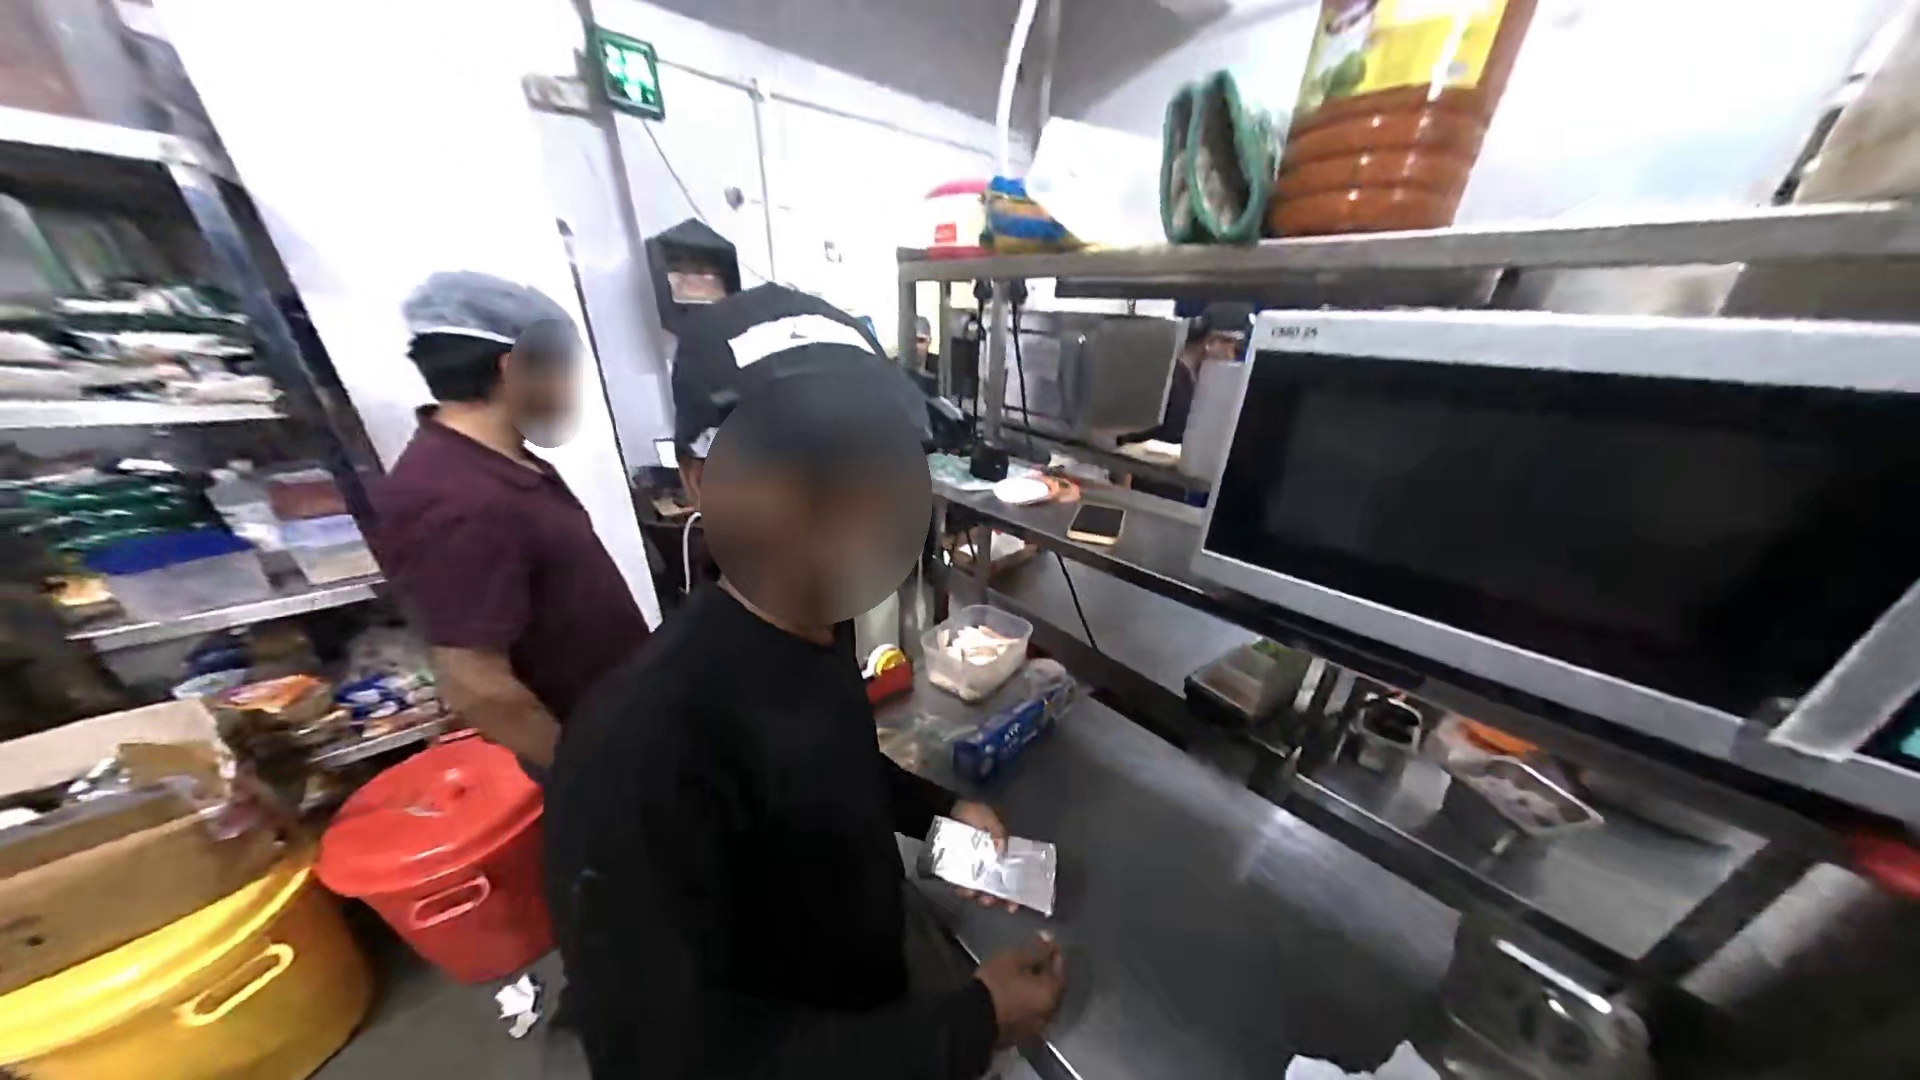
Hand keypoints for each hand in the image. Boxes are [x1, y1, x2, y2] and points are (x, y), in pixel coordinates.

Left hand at [949, 801, 1018, 910]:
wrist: (947, 810)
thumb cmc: (971, 813)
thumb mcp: (988, 816)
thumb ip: (997, 831)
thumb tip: (1002, 850)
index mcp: (1001, 851)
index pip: (1012, 873)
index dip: (1015, 889)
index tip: (1013, 904)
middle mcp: (990, 863)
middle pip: (998, 886)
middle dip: (997, 898)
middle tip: (992, 900)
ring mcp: (974, 868)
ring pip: (981, 889)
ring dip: (981, 897)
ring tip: (979, 896)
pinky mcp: (958, 870)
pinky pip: (963, 885)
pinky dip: (964, 890)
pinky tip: (964, 890)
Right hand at [974, 934, 1065, 1047]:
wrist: (975, 1018)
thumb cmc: (998, 983)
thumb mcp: (1016, 958)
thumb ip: (1037, 949)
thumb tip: (1051, 939)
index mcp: (1050, 995)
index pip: (1061, 973)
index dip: (1055, 956)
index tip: (1048, 944)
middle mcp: (1049, 1014)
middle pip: (1054, 990)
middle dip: (1048, 973)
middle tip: (1038, 958)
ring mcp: (1036, 1028)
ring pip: (1044, 1002)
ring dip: (1039, 988)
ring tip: (1027, 973)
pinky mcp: (1022, 1035)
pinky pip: (1033, 1012)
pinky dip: (1030, 1000)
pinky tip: (1019, 990)